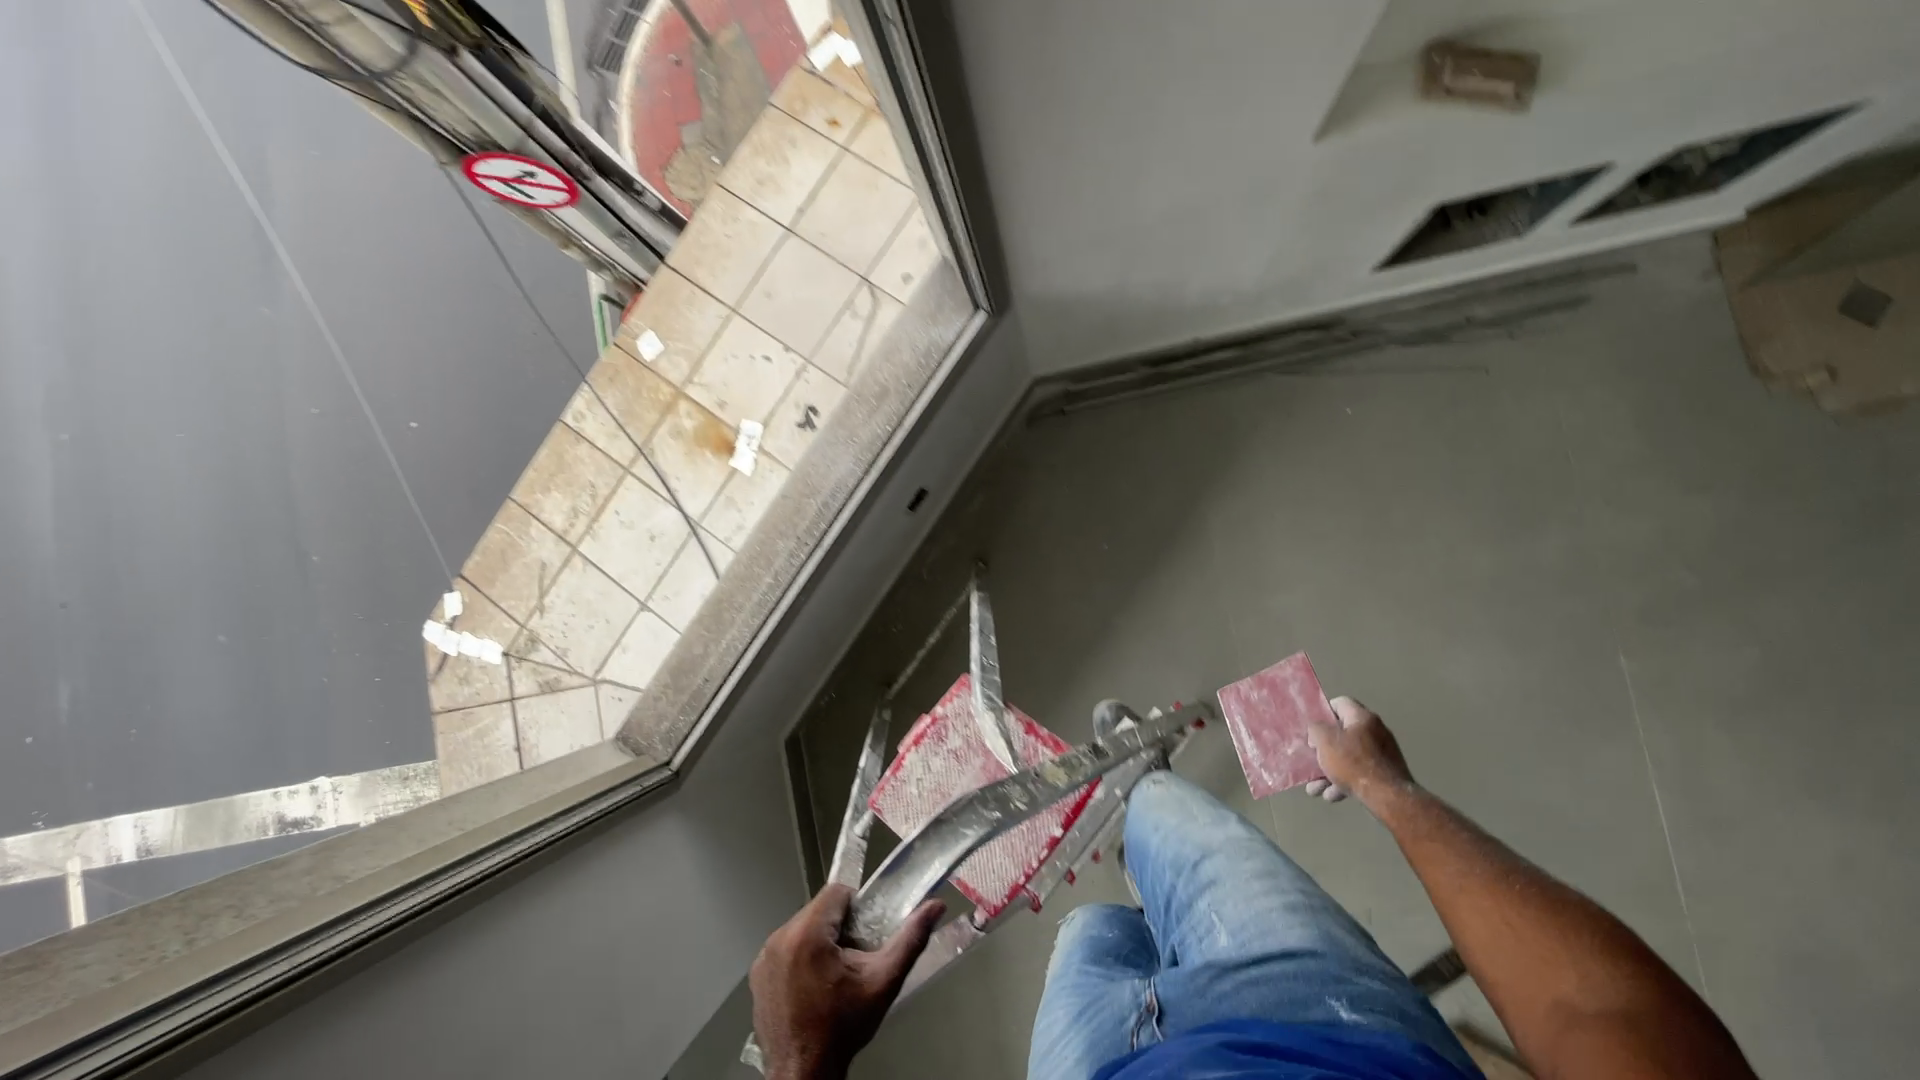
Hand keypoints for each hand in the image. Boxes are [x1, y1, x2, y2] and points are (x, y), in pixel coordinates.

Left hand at [749, 884, 944, 1079]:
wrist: (804, 1072)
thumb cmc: (844, 1026)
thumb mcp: (883, 982)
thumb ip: (910, 939)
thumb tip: (936, 906)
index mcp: (807, 934)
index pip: (835, 892)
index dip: (856, 906)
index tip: (866, 933)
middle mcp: (779, 938)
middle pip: (817, 910)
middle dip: (838, 926)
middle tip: (854, 958)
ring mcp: (764, 957)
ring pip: (800, 928)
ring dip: (819, 941)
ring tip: (835, 975)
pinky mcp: (757, 974)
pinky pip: (785, 948)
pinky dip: (800, 956)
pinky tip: (813, 986)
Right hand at [1304, 696, 1415, 805]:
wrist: (1389, 797)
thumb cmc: (1353, 763)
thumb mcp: (1325, 741)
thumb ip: (1316, 729)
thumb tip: (1318, 730)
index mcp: (1362, 718)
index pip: (1340, 703)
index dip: (1323, 712)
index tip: (1312, 727)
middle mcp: (1375, 731)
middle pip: (1342, 734)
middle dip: (1323, 751)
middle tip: (1311, 760)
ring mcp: (1382, 753)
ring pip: (1348, 758)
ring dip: (1329, 772)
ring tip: (1315, 789)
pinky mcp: (1385, 773)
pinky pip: (1358, 773)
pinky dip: (1344, 782)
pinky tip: (1332, 795)